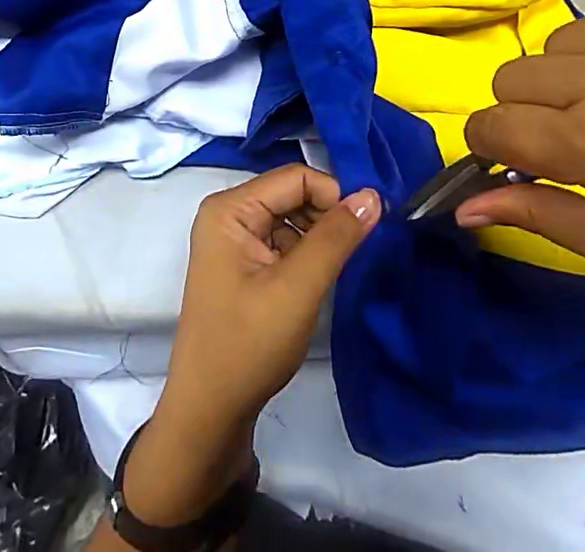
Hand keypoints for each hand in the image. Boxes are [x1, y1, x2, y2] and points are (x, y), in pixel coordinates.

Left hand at [113, 165, 378, 529]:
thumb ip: (335, 238)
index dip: (334, 197)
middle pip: (292, 194)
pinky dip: (306, 254)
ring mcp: (232, 239)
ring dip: (319, 238)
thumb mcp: (298, 288)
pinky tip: (316, 282)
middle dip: (327, 217)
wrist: (211, 406)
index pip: (295, 177)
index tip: (366, 230)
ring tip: (333, 273)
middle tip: (353, 255)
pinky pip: (283, 240)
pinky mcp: (242, 262)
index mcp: (229, 209)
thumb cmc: (249, 344)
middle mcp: (227, 213)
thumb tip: (373, 196)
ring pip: (291, 218)